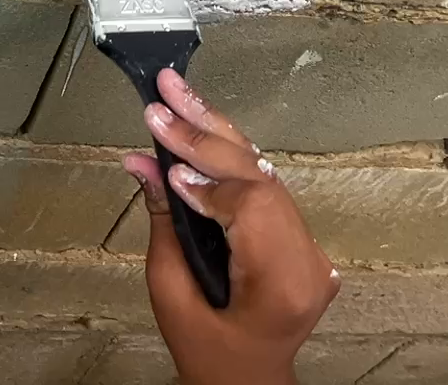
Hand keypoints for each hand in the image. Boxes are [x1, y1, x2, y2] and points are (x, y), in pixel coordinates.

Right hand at [123, 69, 338, 384]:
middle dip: (203, 131)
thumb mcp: (170, 290)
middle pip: (257, 176)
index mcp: (281, 284)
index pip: (250, 206)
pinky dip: (225, 151)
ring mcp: (307, 245)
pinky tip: (196, 121)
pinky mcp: (296, 234)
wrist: (245, 382)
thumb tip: (140, 162)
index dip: (207, 177)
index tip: (164, 161)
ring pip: (261, 170)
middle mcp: (305, 259)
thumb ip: (163, 221)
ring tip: (175, 92)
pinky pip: (262, 182)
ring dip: (213, 128)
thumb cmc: (206, 349)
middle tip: (164, 92)